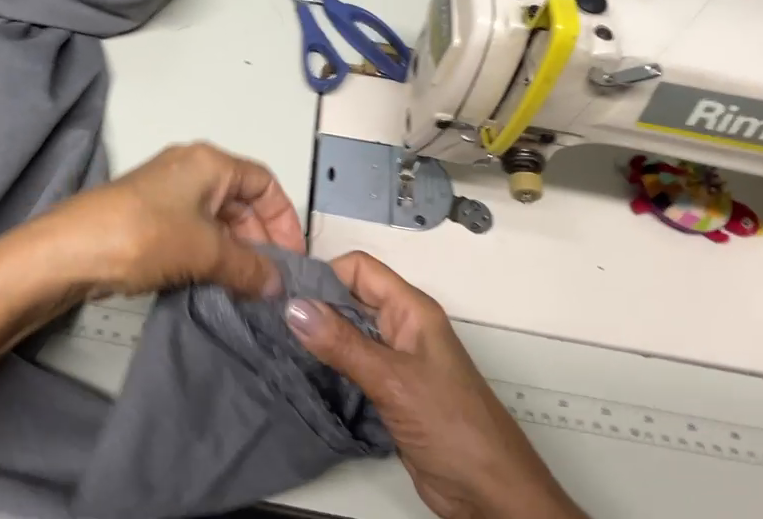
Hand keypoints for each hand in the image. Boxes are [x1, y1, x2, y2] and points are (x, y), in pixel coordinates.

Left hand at [36, 142, 305, 298]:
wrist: (71, 251)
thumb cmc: (146, 235)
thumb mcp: (207, 251)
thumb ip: (249, 267)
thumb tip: (278, 284)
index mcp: (210, 162)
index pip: (264, 183)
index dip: (284, 219)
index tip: (291, 259)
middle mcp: (190, 167)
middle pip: (241, 200)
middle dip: (259, 239)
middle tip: (269, 281)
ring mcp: (166, 191)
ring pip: (217, 219)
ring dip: (235, 251)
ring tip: (245, 288)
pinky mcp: (147, 215)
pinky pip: (193, 230)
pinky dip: (209, 254)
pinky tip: (213, 283)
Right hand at [285, 253, 585, 518]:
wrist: (490, 493)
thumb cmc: (454, 427)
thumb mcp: (392, 380)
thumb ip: (342, 344)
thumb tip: (295, 307)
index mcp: (412, 310)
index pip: (360, 269)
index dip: (324, 274)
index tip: (285, 292)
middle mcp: (403, 329)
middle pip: (351, 297)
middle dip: (315, 304)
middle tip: (272, 317)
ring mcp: (397, 361)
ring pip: (349, 332)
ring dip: (319, 336)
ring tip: (279, 342)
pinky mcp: (390, 392)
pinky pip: (352, 364)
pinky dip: (328, 364)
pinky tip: (303, 372)